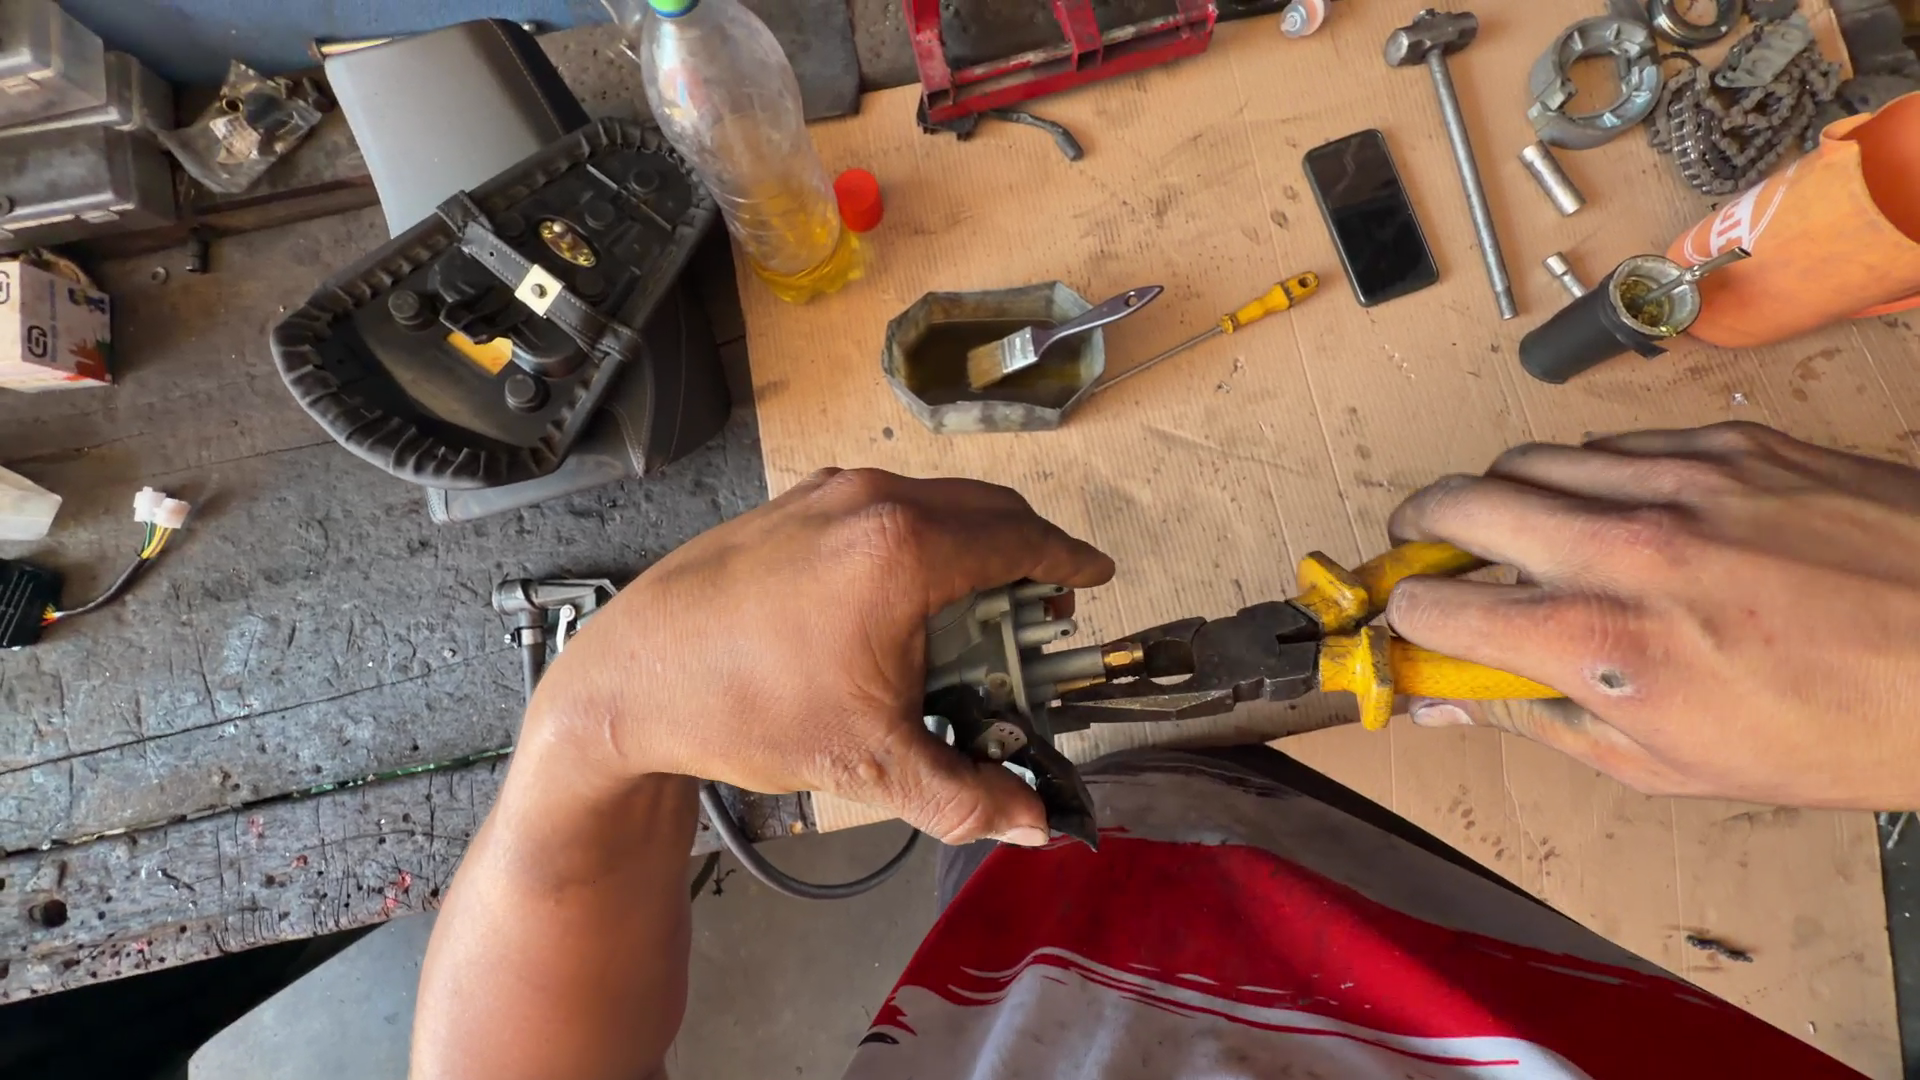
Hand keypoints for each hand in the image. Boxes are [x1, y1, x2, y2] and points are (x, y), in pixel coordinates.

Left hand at [529, 468, 1114, 844]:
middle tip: (1039, 606)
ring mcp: (830, 492)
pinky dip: (921, 536)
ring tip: (972, 606)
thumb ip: (967, 796)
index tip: (1094, 573)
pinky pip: (887, 504)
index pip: (1019, 540)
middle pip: (986, 510)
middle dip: (1026, 553)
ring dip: (971, 544)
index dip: (1068, 558)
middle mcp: (873, 500)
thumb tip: (1033, 821)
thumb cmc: (744, 708)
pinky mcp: (797, 501)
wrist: (628, 677)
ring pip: (935, 502)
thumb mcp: (871, 762)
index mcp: (905, 549)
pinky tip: (903, 592)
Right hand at [1384, 422, 1919, 808]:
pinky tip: (1611, 509)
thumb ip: (1529, 720)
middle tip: (1424, 548)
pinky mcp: (1726, 445)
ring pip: (1516, 463)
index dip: (1406, 618)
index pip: (1429, 607)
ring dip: (1495, 497)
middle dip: (1415, 529)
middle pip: (1450, 505)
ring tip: (1520, 527)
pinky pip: (1604, 447)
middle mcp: (1619, 550)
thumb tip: (1435, 707)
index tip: (1416, 623)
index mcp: (1597, 642)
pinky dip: (1580, 477)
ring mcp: (1674, 484)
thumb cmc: (1842, 731)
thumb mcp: (1665, 763)